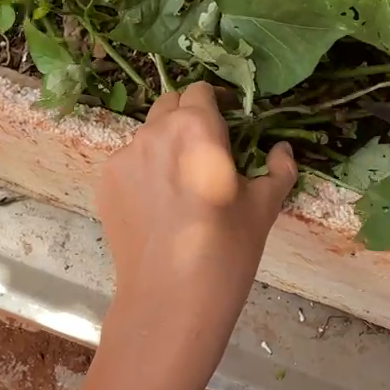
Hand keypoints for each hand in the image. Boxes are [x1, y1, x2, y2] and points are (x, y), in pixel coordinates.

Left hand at [94, 83, 297, 387]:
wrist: (170, 299)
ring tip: (182, 186)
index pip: (201, 90)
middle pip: (169, 104)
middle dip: (188, 117)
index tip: (228, 125)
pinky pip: (129, 164)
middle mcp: (155, 132)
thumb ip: (278, 170)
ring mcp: (124, 158)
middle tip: (206, 151)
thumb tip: (282, 151)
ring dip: (165, 146)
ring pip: (147, 135)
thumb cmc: (226, 250)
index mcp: (197, 127)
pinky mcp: (106, 184)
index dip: (216, 103)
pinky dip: (144, 173)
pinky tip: (159, 208)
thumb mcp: (264, 207)